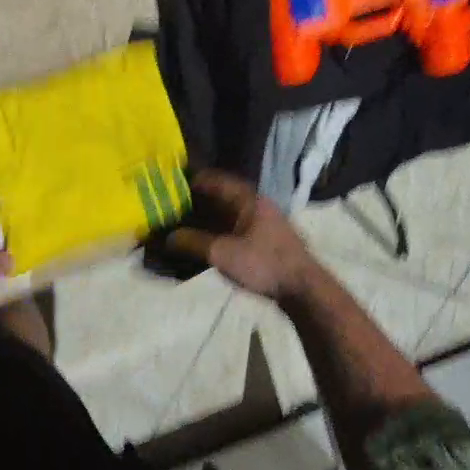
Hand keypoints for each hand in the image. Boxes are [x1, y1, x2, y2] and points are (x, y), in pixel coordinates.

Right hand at [167, 170, 320, 300]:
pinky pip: (232, 230)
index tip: (168, 184)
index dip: (191, 180)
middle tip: (167, 207)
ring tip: (178, 225)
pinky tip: (200, 242)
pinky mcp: (262, 241)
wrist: (303, 288)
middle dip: (194, 202)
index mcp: (248, 199)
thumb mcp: (222, 253)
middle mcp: (255, 206)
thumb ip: (193, 242)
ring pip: (226, 215)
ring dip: (204, 220)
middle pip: (220, 197)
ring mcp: (261, 224)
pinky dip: (215, 232)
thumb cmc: (264, 263)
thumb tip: (167, 237)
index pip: (215, 180)